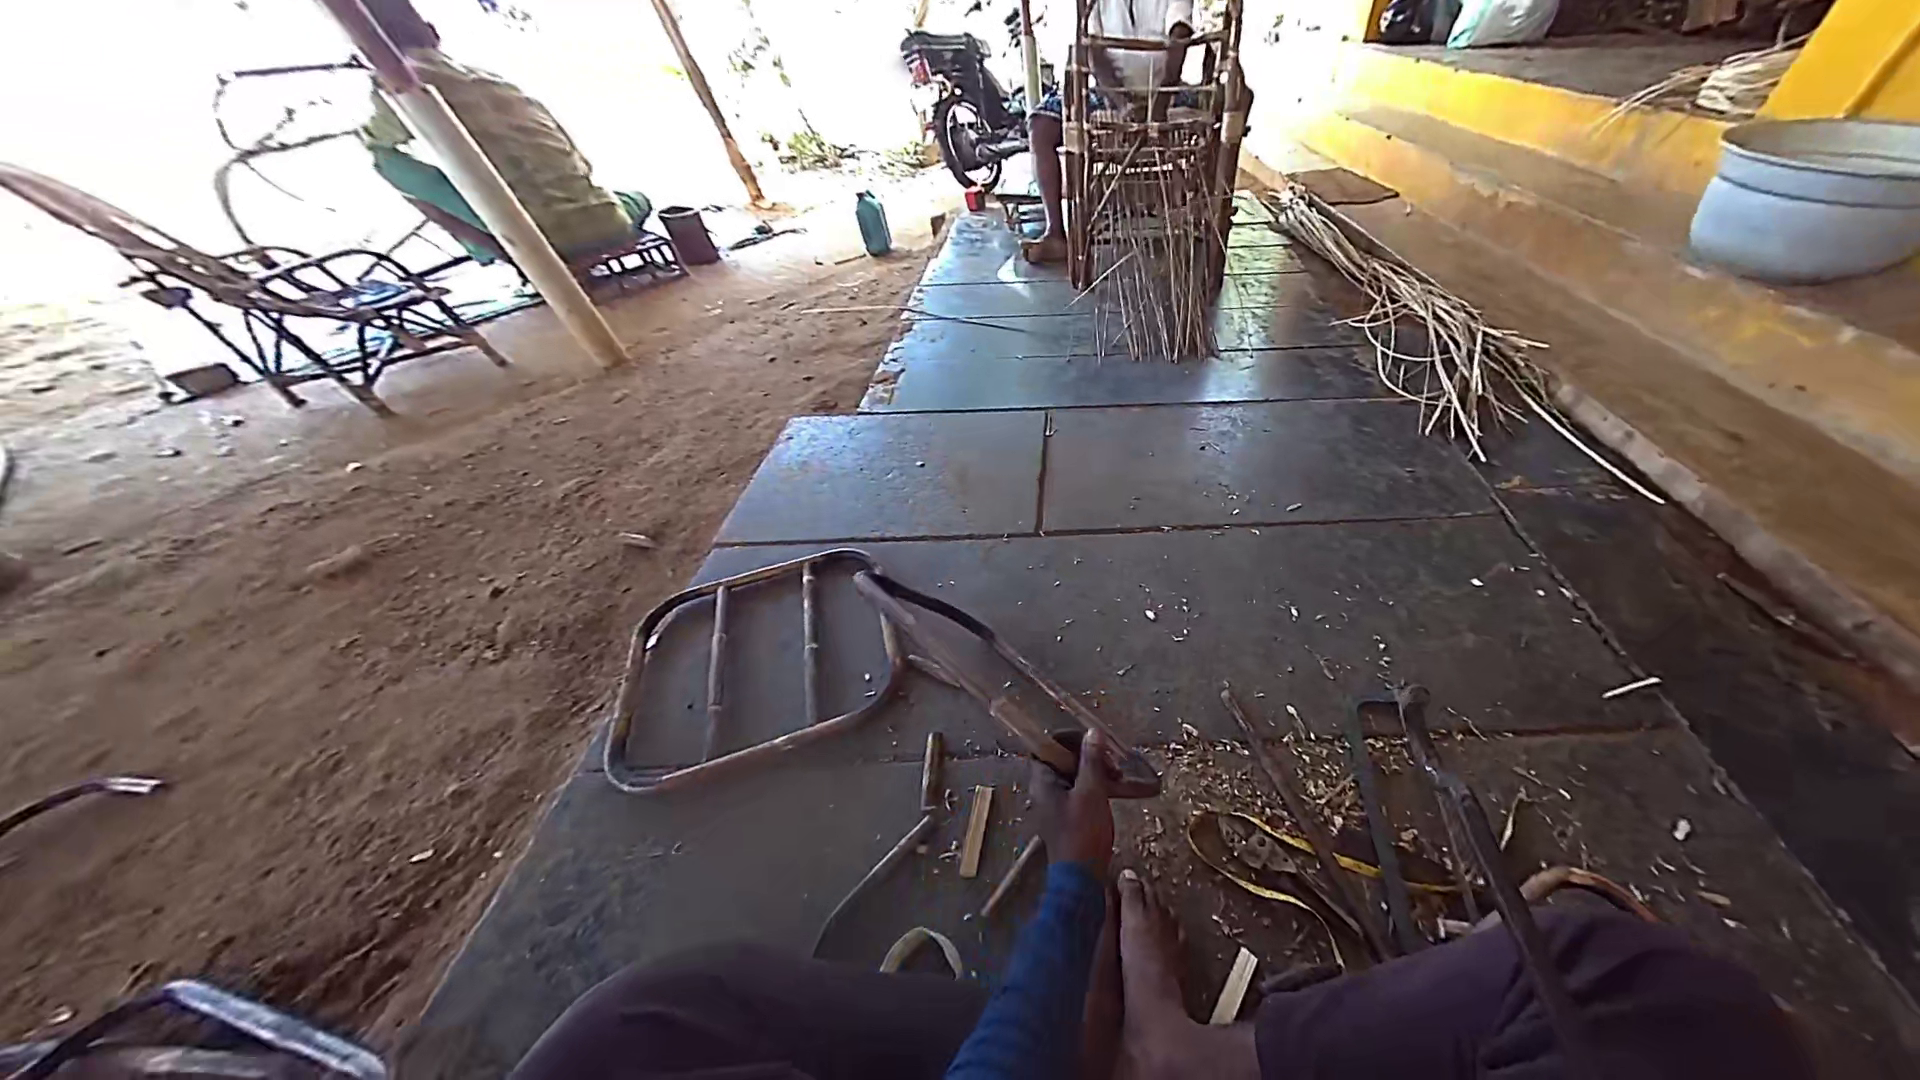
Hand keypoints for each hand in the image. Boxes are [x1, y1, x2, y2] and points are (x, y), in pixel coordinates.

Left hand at [1032, 729, 1115, 872]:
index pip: (1046, 746)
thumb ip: (1091, 761)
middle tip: (1110, 759)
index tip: (1091, 740)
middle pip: (1061, 760)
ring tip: (1117, 774)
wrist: (1082, 880)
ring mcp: (1055, 804)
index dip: (1067, 738)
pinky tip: (1115, 788)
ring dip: (1093, 771)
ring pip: (1072, 776)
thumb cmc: (1082, 834)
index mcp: (1041, 781)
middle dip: (1086, 755)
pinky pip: (1078, 791)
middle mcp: (1043, 790)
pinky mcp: (1067, 817)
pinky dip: (1094, 786)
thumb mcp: (1091, 793)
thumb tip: (1093, 733)